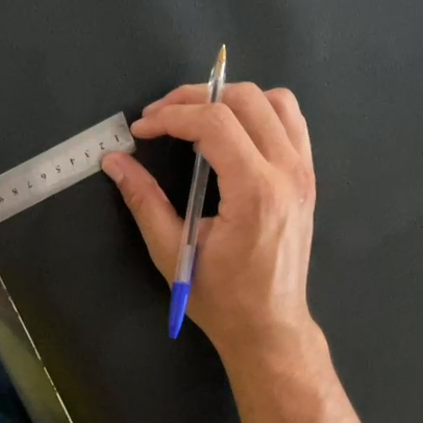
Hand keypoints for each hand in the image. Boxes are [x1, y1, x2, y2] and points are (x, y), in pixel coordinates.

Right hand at [102, 82, 317, 357]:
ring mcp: (304, 172)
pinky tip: (229, 132)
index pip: (215, 123)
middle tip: (160, 116)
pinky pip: (291, 123)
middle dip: (197, 98)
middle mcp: (288, 172)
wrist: (268, 325)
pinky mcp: (307, 178)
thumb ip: (144, 200)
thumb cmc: (220, 297)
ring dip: (231, 99)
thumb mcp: (172, 252)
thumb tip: (115, 162)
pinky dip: (258, 113)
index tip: (141, 128)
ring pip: (276, 102)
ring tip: (195, 116)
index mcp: (255, 191)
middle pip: (247, 100)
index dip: (172, 116)